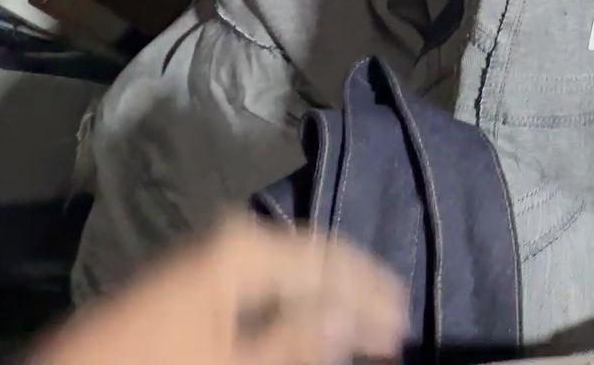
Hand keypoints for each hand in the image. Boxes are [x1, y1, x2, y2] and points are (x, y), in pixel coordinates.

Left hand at [31, 218, 405, 364]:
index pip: (330, 259)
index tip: (403, 325)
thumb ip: (296, 341)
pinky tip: (302, 335)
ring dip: (320, 308)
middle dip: (349, 297)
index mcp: (242, 247)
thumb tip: (356, 318)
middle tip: (388, 329)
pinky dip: (286, 314)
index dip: (369, 291)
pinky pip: (259, 293)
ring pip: (286, 280)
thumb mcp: (227, 364)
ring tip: (356, 333)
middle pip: (311, 264)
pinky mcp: (190, 290)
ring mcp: (208, 263)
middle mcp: (231, 241)